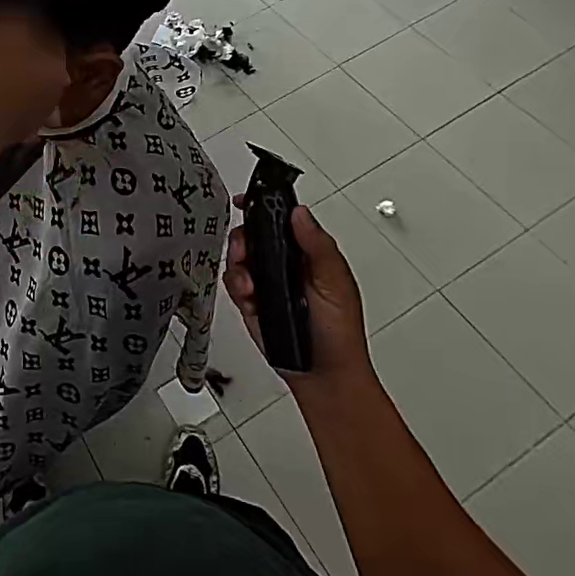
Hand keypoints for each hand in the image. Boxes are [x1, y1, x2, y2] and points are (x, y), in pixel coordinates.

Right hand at [224, 201, 372, 395]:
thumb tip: (300, 213)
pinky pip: (234, 284)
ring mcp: (267, 282)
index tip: (248, 199)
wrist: (324, 376)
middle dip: (243, 237)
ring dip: (238, 264)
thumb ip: (318, 246)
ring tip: (250, 282)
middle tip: (245, 247)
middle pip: (254, 234)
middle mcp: (286, 263)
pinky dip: (236, 286)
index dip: (264, 205)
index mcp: (308, 252)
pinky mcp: (252, 302)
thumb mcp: (335, 282)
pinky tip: (248, 297)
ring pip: (240, 257)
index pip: (283, 219)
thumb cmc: (340, 332)